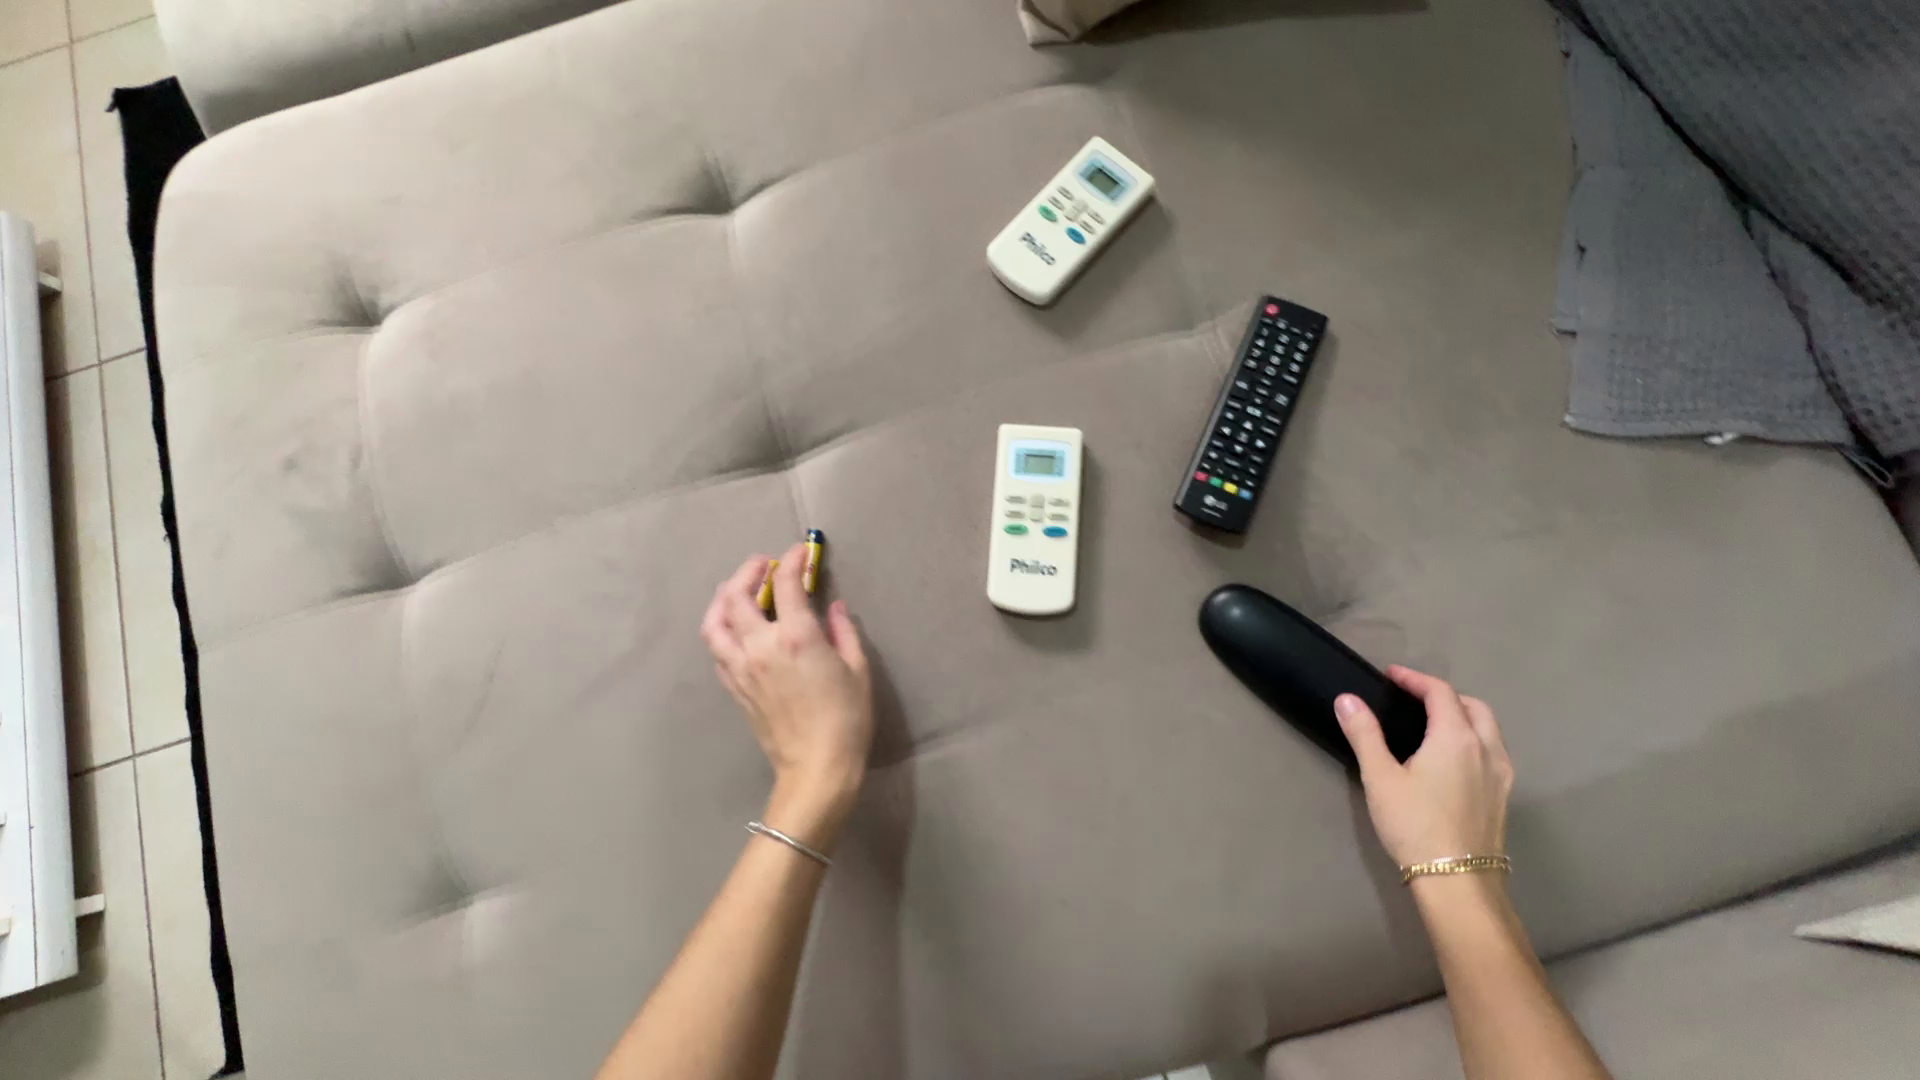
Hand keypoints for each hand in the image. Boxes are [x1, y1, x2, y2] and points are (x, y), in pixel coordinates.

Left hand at [700, 545, 873, 850]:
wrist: (816, 768)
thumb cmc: (847, 718)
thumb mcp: (858, 669)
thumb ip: (844, 631)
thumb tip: (834, 607)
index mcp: (796, 636)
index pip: (787, 583)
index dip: (793, 560)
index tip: (802, 551)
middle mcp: (760, 645)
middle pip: (737, 594)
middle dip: (749, 570)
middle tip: (766, 564)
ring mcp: (741, 667)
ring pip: (715, 621)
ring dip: (724, 597)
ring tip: (740, 590)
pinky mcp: (733, 687)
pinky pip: (717, 648)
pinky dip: (723, 628)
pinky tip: (739, 628)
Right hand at [1334, 665, 1513, 869]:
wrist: (1457, 881)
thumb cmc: (1414, 824)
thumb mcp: (1379, 777)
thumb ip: (1364, 734)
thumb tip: (1348, 699)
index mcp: (1456, 738)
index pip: (1440, 692)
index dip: (1414, 679)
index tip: (1390, 676)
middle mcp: (1486, 749)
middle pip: (1472, 706)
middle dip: (1443, 694)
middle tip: (1412, 698)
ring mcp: (1501, 774)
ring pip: (1489, 729)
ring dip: (1463, 715)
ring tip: (1433, 724)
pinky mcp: (1503, 796)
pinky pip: (1493, 751)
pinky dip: (1474, 739)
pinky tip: (1454, 759)